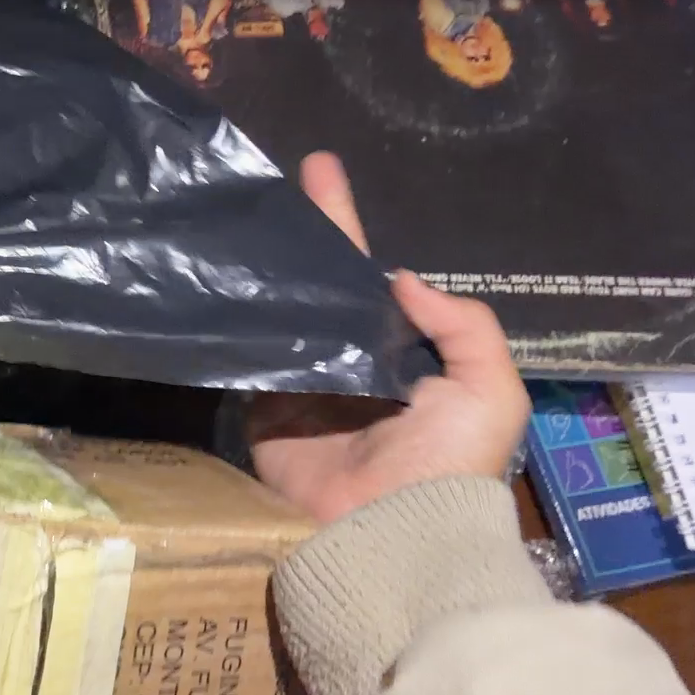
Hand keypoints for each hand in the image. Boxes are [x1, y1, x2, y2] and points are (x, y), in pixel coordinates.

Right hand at [248, 152, 529, 523]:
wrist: (378, 527)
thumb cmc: (439, 460)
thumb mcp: (489, 393)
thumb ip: (464, 327)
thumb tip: (398, 275)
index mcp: (393, 345)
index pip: (364, 269)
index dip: (342, 220)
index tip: (319, 167)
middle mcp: (339, 349)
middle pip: (309, 276)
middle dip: (288, 226)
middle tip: (253, 179)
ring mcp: (292, 368)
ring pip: (271, 301)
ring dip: (252, 261)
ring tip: (221, 213)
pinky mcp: (254, 391)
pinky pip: (242, 340)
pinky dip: (226, 308)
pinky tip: (206, 271)